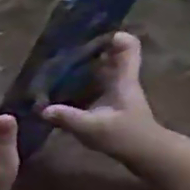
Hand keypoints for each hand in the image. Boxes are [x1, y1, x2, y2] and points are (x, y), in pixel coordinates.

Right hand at [40, 32, 158, 155]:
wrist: (146, 154)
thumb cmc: (125, 136)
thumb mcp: (92, 128)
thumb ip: (67, 117)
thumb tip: (42, 109)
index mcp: (122, 80)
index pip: (127, 47)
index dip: (113, 36)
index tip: (90, 35)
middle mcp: (120, 81)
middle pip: (111, 55)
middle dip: (91, 48)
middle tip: (63, 48)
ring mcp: (116, 92)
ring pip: (102, 69)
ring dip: (83, 65)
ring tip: (56, 65)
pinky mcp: (110, 104)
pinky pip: (94, 84)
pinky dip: (80, 82)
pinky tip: (60, 89)